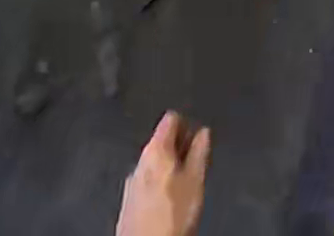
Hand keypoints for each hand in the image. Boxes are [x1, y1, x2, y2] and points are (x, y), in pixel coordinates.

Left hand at [117, 111, 210, 235]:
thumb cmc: (170, 215)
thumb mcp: (196, 178)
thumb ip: (200, 150)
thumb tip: (204, 133)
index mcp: (155, 150)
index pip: (171, 118)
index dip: (187, 123)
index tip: (197, 135)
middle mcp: (139, 162)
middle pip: (163, 140)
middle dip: (181, 146)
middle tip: (196, 159)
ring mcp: (132, 183)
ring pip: (156, 162)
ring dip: (172, 166)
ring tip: (186, 181)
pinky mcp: (129, 202)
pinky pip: (149, 180)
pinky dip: (162, 182)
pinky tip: (172, 198)